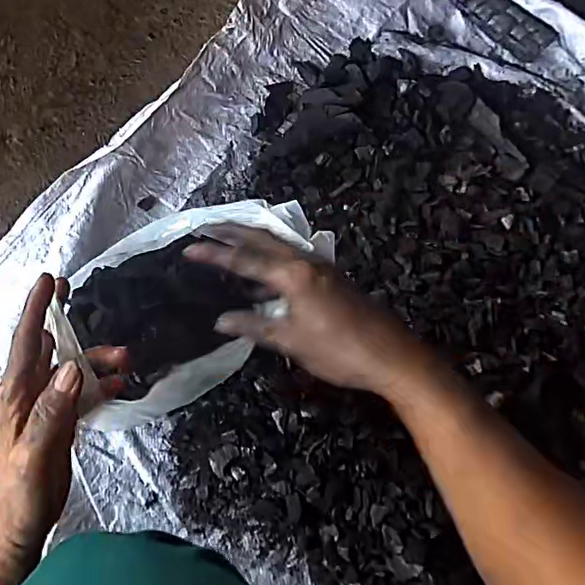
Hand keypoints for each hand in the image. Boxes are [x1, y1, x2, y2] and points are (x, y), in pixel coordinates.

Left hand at [0, 274, 128, 576]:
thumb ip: (51, 410)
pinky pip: (80, 396)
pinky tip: (119, 385)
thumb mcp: (33, 452)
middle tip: (78, 293)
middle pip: (48, 347)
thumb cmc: (18, 492)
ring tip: (125, 358)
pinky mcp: (58, 425)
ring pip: (70, 371)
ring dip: (94, 361)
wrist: (18, 526)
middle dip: (65, 321)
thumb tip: (71, 367)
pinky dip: (98, 388)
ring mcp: (43, 409)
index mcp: (16, 394)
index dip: (36, 309)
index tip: (47, 279)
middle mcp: (28, 394)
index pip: (27, 342)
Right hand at [185, 226, 440, 398]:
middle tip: (205, 226)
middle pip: (261, 238)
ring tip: (226, 237)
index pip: (244, 259)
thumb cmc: (340, 351)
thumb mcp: (290, 341)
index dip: (214, 254)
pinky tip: (260, 271)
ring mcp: (320, 267)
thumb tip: (220, 321)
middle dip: (231, 231)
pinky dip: (268, 255)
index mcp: (293, 275)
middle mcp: (306, 263)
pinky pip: (290, 256)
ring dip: (250, 238)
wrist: (395, 358)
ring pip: (277, 244)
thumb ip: (253, 326)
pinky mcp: (328, 278)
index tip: (188, 249)